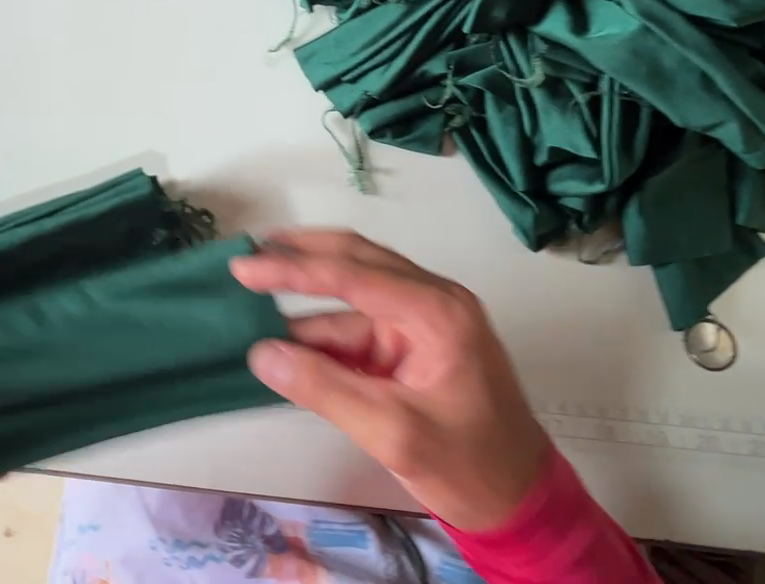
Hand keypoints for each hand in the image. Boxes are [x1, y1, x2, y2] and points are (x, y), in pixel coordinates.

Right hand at [230, 230, 550, 532]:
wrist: (519, 506)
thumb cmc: (469, 467)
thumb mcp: (395, 433)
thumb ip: (325, 389)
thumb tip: (260, 354)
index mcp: (436, 309)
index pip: (352, 273)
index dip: (292, 268)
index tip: (244, 268)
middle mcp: (428, 300)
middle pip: (353, 261)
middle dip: (298, 259)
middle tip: (246, 259)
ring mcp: (419, 321)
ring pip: (349, 297)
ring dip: (303, 305)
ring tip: (248, 305)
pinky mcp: (409, 344)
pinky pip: (355, 328)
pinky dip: (319, 334)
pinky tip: (284, 343)